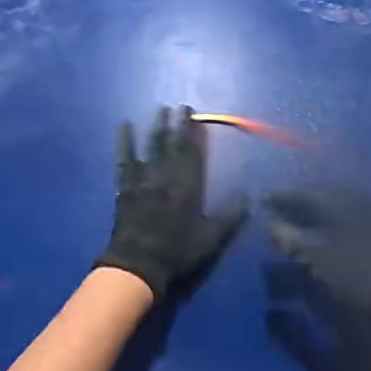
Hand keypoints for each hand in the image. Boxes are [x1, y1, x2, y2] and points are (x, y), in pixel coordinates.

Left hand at [95, 106, 248, 299]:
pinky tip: (124, 126)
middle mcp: (164, 177)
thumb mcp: (211, 239)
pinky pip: (124, 158)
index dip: (193, 133)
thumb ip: (230, 216)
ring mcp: (142, 180)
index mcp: (187, 188)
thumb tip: (246, 194)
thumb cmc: (177, 253)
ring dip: (155, 127)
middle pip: (170, 144)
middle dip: (175, 124)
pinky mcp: (125, 186)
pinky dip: (124, 141)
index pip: (191, 153)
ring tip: (159, 109)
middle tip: (179, 106)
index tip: (194, 116)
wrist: (138, 264)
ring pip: (149, 146)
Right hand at [264, 189, 370, 330]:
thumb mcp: (319, 256)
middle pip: (317, 195)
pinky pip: (345, 213)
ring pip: (332, 204)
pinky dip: (329, 219)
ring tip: (296, 221)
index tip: (261, 200)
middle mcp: (354, 199)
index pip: (301, 192)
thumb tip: (269, 224)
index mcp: (338, 201)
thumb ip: (291, 237)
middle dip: (296, 202)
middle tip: (277, 210)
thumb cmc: (361, 273)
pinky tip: (323, 232)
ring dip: (312, 211)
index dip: (280, 196)